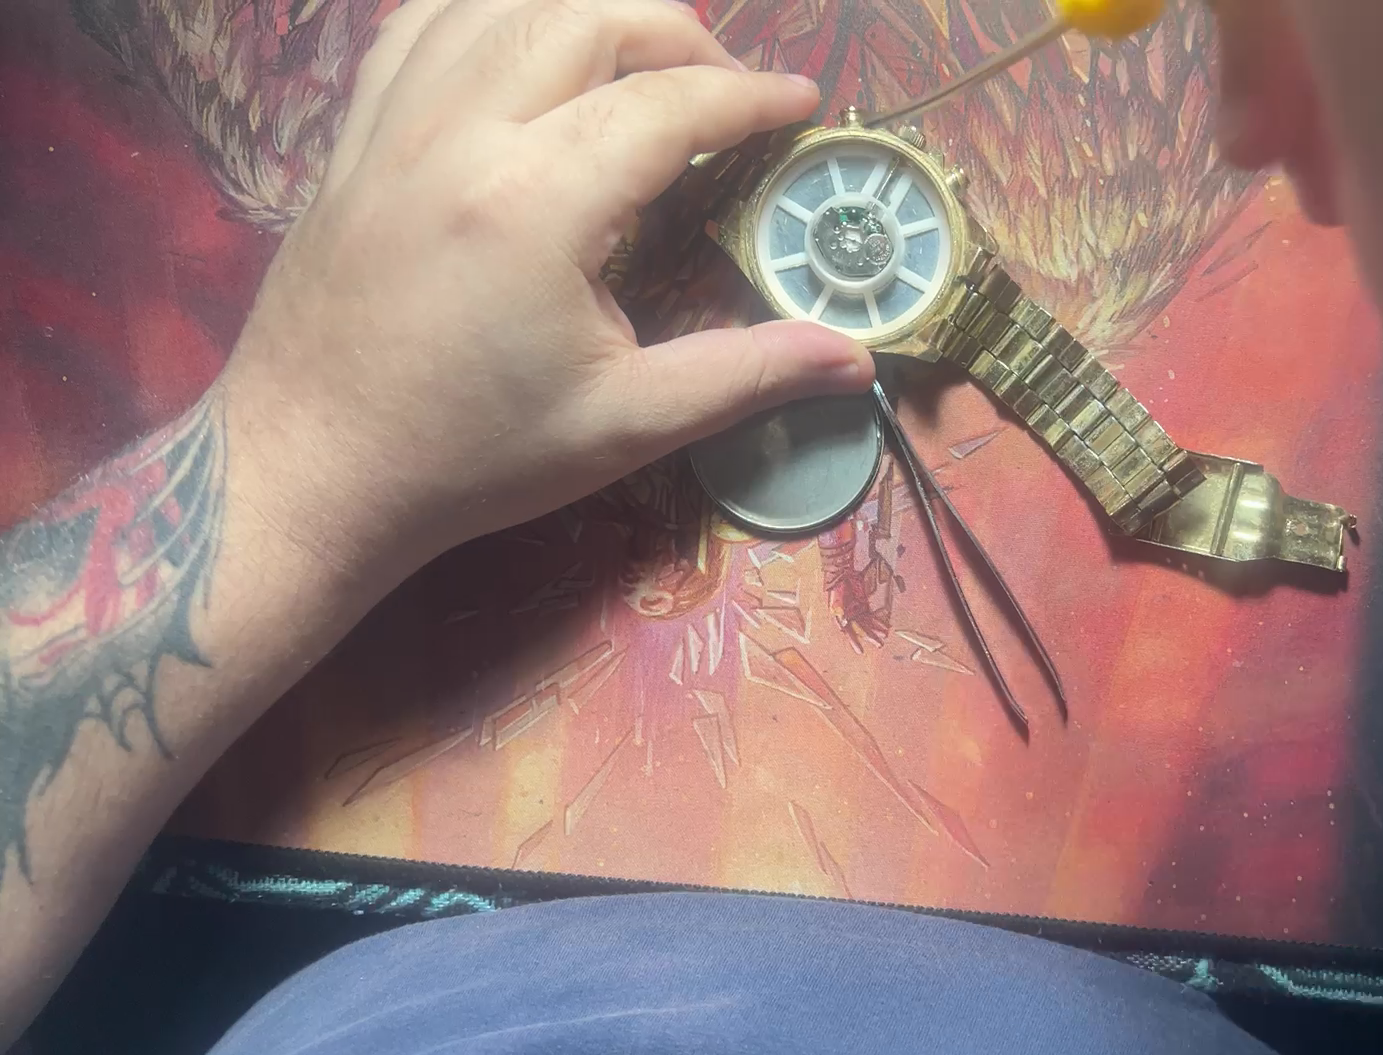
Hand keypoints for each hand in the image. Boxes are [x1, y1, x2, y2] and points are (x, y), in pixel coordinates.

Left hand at [220, 0, 872, 575]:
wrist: (316, 470)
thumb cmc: (482, 456)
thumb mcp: (634, 423)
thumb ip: (751, 374)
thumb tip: (855, 359)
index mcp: (535, 203)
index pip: (665, 106)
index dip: (748, 98)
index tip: (803, 105)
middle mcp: (458, 131)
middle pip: (587, 17)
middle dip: (683, 36)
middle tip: (738, 91)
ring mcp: (392, 121)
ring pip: (505, 2)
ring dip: (598, 11)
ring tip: (657, 61)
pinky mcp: (356, 135)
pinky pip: (430, 23)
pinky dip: (507, 16)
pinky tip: (541, 55)